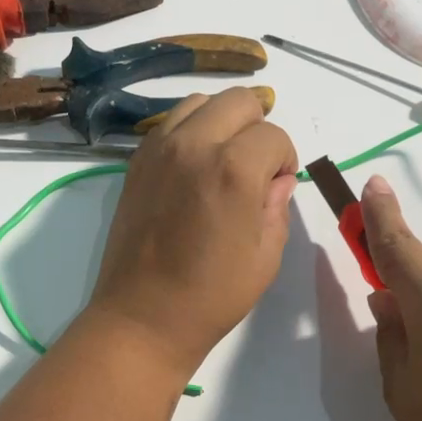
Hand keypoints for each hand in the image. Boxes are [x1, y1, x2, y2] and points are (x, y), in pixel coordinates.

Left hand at [84, 89, 297, 373]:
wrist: (144, 318)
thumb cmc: (212, 297)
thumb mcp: (264, 258)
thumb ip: (276, 208)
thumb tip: (277, 181)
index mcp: (235, 168)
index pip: (275, 137)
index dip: (285, 161)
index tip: (278, 188)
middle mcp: (196, 145)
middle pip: (238, 101)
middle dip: (256, 129)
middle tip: (255, 169)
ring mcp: (160, 150)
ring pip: (200, 104)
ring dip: (221, 124)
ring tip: (222, 164)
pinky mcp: (137, 163)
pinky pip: (170, 126)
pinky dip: (189, 135)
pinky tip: (193, 172)